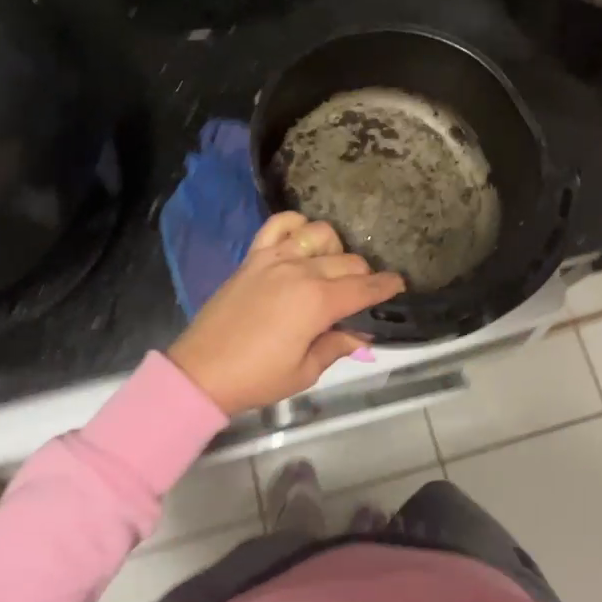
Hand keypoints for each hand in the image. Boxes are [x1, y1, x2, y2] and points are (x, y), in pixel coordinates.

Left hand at [167, 212, 406, 414]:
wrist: (202, 371)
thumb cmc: (257, 378)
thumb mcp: (305, 372)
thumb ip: (337, 346)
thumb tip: (361, 334)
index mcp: (318, 303)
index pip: (364, 287)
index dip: (387, 287)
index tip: (398, 286)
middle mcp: (300, 271)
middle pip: (348, 261)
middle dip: (364, 276)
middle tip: (362, 294)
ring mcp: (274, 259)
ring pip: (320, 234)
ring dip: (334, 248)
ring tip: (331, 269)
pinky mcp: (253, 257)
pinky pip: (279, 225)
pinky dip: (296, 224)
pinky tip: (302, 239)